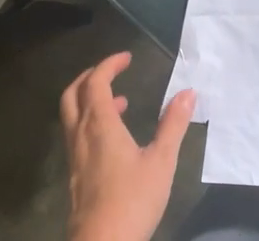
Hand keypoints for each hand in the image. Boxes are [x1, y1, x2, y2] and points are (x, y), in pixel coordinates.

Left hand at [61, 52, 196, 240]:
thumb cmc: (132, 200)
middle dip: (90, 77)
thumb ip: (173, 125)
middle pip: (73, 95)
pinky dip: (90, 123)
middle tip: (112, 72)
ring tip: (119, 103)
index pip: (96, 82)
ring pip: (71, 117)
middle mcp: (81, 136)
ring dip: (90, 100)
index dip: (109, 64)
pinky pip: (76, 136)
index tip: (128, 57)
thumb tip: (188, 92)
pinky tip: (113, 139)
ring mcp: (75, 158)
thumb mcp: (161, 161)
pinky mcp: (75, 177)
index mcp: (100, 125)